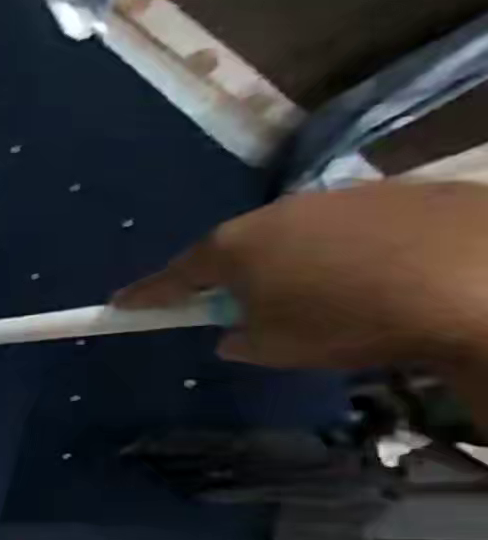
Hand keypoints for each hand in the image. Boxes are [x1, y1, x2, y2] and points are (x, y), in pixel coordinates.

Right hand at [113, 181, 487, 372]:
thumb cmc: (352, 323)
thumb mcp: (273, 348)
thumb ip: (238, 335)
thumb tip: (238, 328)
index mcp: (233, 247)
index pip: (170, 277)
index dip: (143, 296)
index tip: (118, 306)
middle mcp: (281, 211)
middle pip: (241, 247)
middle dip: (236, 274)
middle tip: (249, 308)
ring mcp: (353, 195)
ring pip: (306, 232)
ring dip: (305, 259)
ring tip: (341, 293)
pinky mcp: (420, 191)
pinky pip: (370, 225)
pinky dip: (367, 249)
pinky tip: (396, 275)